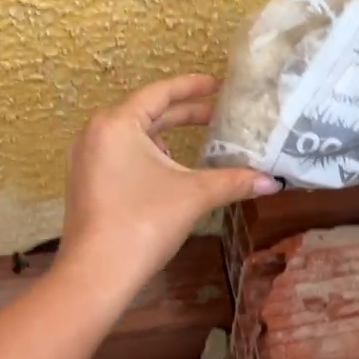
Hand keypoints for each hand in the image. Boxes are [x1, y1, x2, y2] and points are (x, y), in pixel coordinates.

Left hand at [58, 74, 282, 288]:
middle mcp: (96, 132)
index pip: (160, 93)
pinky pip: (121, 154)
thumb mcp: (193, 195)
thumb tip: (272, 181)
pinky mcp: (86, 181)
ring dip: (165, 135)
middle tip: (217, 113)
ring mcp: (87, 158)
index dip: (191, 86)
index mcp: (117, 123)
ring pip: (133, 135)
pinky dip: (148, 154)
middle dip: (183, 114)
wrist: (95, 275)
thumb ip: (233, 181)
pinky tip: (169, 171)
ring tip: (197, 142)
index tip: (217, 84)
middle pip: (146, 113)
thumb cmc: (143, 223)